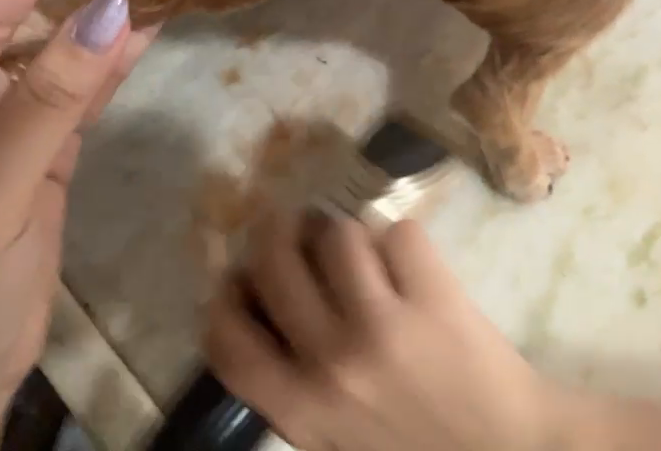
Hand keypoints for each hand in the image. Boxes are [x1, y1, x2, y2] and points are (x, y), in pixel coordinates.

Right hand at [204, 210, 552, 450]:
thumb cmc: (412, 445)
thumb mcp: (334, 439)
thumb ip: (293, 387)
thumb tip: (260, 307)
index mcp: (302, 410)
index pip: (228, 338)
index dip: (226, 296)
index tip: (239, 278)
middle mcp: (333, 361)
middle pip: (275, 261)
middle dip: (280, 236)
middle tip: (294, 232)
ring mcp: (385, 323)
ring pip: (338, 232)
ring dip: (345, 234)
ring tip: (358, 248)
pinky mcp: (435, 295)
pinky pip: (398, 232)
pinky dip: (401, 240)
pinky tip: (408, 262)